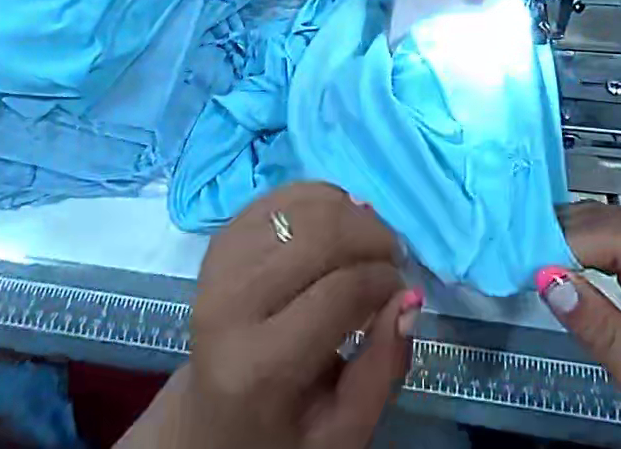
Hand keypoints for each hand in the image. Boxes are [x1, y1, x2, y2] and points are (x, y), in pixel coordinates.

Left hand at [119, 184, 422, 448]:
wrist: (210, 419)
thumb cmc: (283, 430)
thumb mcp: (342, 431)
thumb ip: (382, 368)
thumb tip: (410, 298)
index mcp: (256, 366)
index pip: (339, 292)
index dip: (384, 281)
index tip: (401, 291)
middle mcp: (229, 304)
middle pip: (321, 235)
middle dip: (374, 236)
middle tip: (392, 257)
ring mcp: (221, 264)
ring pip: (304, 206)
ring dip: (352, 213)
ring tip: (369, 240)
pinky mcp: (222, 238)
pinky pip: (284, 194)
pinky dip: (323, 198)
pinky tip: (340, 220)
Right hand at [537, 202, 620, 448]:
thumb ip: (603, 331)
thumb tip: (545, 276)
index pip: (615, 234)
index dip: (562, 240)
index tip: (516, 255)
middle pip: (614, 224)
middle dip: (562, 234)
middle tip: (510, 249)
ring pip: (616, 235)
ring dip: (572, 244)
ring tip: (525, 254)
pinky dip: (590, 261)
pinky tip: (561, 266)